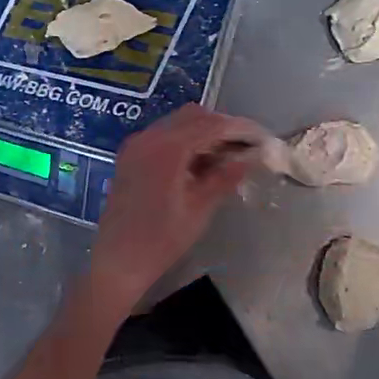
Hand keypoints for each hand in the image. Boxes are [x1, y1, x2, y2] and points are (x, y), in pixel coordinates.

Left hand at [85, 106, 265, 315]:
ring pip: (178, 123)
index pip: (211, 125)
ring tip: (228, 156)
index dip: (240, 128)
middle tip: (246, 146)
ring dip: (204, 132)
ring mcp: (136, 145)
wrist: (117, 262)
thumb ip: (225, 177)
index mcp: (167, 148)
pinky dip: (185, 141)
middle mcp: (149, 138)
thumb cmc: (161, 240)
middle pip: (193, 116)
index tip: (261, 138)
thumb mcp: (199, 209)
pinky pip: (163, 136)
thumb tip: (251, 157)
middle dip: (222, 126)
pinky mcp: (131, 156)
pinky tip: (201, 163)